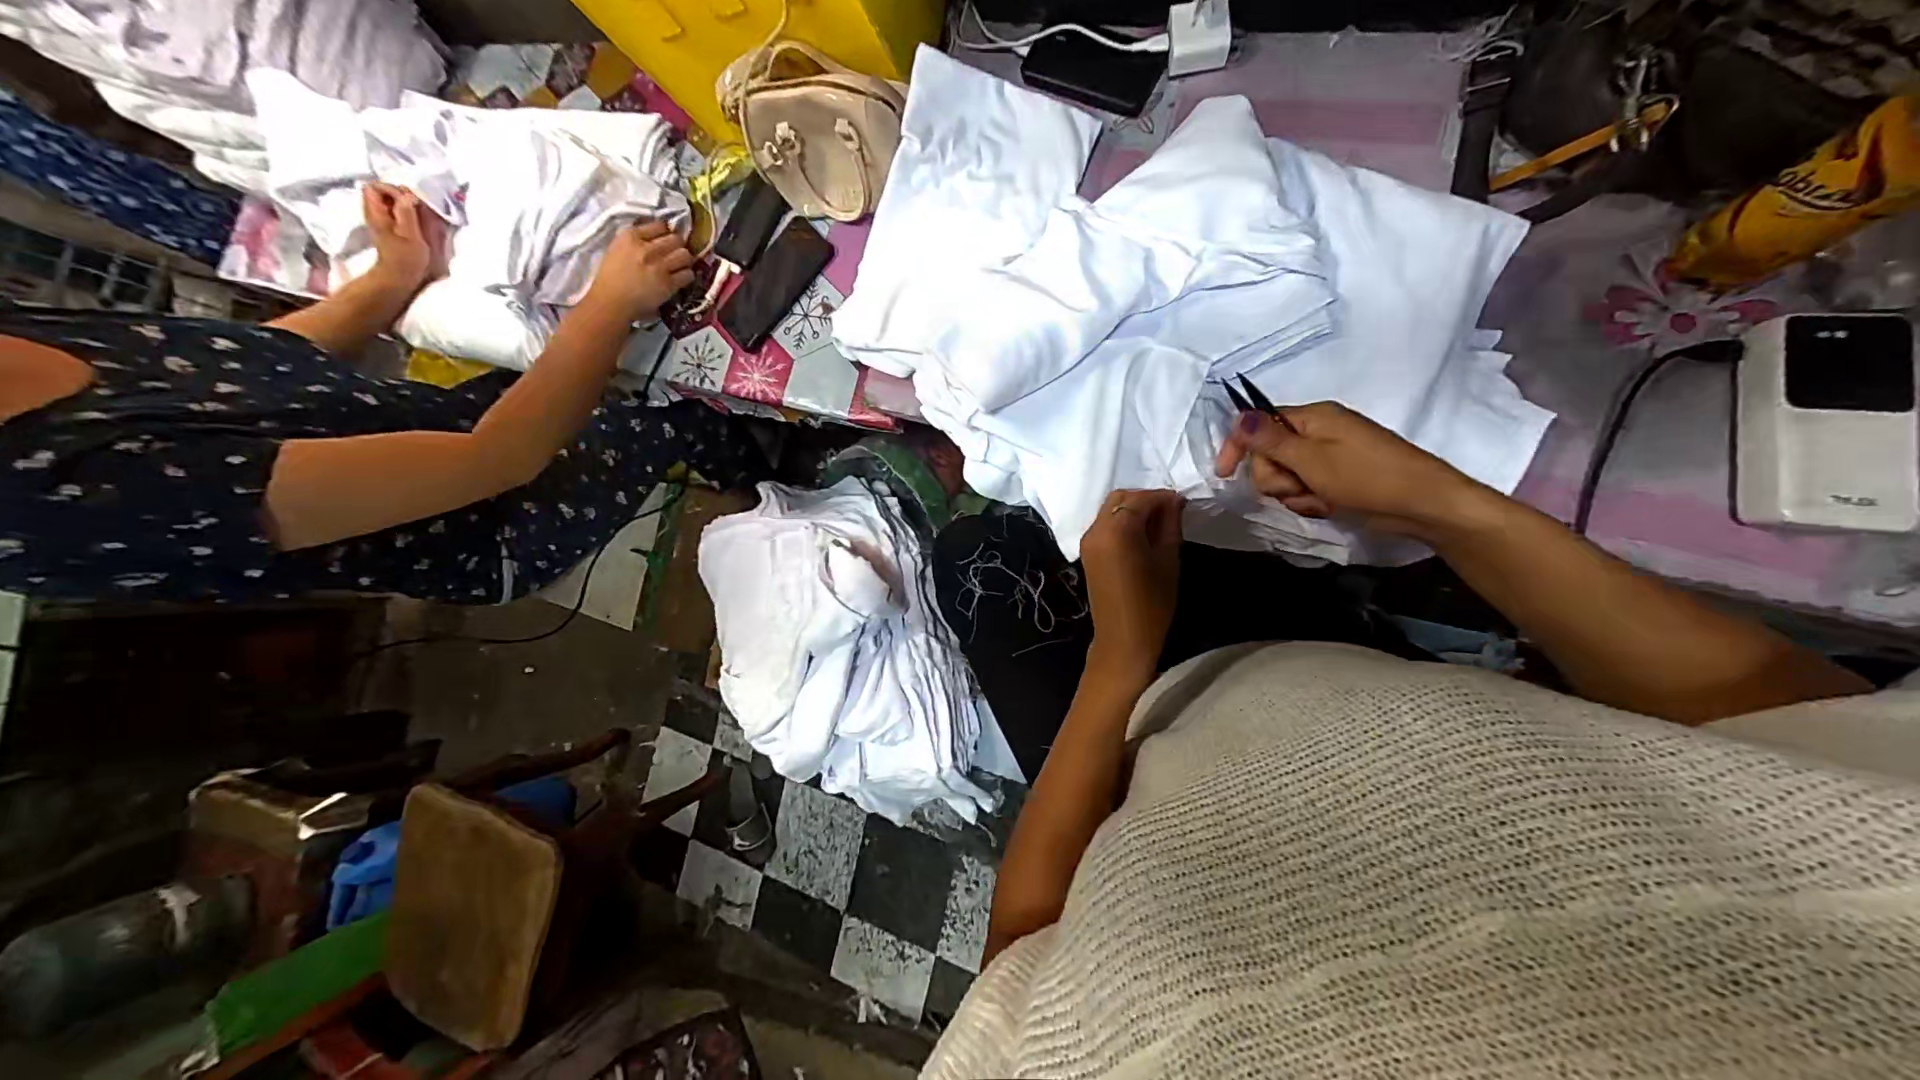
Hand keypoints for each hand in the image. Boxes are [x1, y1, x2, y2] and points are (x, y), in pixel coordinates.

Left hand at [362, 183, 441, 294]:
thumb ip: (407, 212)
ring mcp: (381, 220)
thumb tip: (408, 194)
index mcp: (376, 212)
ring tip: (420, 214)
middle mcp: (374, 213)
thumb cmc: (406, 258)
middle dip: (400, 195)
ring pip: (389, 202)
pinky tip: (417, 221)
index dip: (392, 189)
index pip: (374, 187)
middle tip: (418, 207)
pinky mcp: (389, 228)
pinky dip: (406, 212)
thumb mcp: (410, 234)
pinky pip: (394, 211)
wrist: (400, 277)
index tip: (409, 201)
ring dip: (405, 204)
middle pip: (381, 192)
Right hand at [584, 221, 694, 321]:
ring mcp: (658, 266)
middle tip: (675, 254)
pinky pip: (688, 274)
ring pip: (685, 255)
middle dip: (678, 246)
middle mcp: (646, 249)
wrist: (610, 302)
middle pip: (676, 239)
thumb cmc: (611, 277)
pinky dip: (687, 276)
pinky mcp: (668, 284)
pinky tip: (680, 279)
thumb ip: (636, 240)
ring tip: (679, 266)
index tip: (665, 240)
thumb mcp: (618, 248)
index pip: (659, 225)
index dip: (666, 233)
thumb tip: (656, 234)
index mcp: (630, 237)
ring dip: (685, 260)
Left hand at [1080, 489, 1183, 676]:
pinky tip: (1141, 535)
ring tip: (1158, 523)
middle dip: (1145, 499)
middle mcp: (1096, 529)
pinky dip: (1121, 521)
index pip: (1140, 499)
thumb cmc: (1152, 602)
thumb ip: (1169, 524)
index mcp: (1116, 530)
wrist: (1123, 637)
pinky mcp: (1086, 551)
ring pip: (1109, 509)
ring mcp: (1088, 540)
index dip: (1162, 497)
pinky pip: (1104, 524)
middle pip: (1120, 498)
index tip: (1182, 502)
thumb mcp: (1168, 559)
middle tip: (1170, 511)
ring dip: (1132, 509)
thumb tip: (1173, 502)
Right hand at [1214, 402, 1495, 541]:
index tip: (1223, 474)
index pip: (1258, 423)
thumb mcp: (1311, 460)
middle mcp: (1318, 431)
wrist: (1423, 505)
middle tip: (1296, 488)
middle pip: (1268, 454)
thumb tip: (1239, 415)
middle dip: (1274, 477)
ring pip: (1284, 475)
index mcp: (1313, 417)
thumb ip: (1270, 440)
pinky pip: (1305, 487)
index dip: (1238, 447)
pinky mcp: (1337, 477)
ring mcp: (1328, 455)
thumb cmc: (1367, 477)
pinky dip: (1309, 499)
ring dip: (1293, 492)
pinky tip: (1327, 505)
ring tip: (1318, 499)